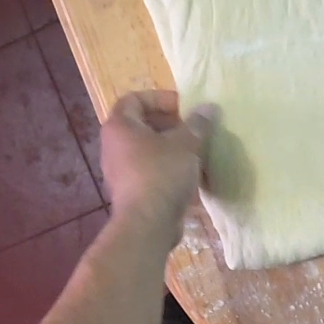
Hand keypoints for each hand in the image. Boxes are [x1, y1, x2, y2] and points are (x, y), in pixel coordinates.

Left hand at [101, 90, 216, 241]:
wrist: (148, 225)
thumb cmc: (162, 174)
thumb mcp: (186, 144)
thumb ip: (198, 124)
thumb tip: (209, 108)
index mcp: (120, 126)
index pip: (135, 99)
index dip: (161, 99)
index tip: (185, 108)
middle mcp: (114, 148)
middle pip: (143, 128)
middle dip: (171, 128)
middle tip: (195, 132)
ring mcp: (121, 174)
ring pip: (149, 154)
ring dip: (173, 152)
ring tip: (197, 156)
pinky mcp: (132, 196)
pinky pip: (152, 176)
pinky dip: (169, 174)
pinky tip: (192, 181)